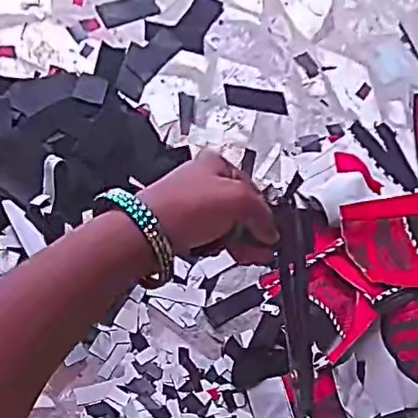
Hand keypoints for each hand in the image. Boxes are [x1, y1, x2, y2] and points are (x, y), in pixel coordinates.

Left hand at [139, 151, 277, 263]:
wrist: (145, 233)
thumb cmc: (180, 207)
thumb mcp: (238, 200)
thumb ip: (262, 213)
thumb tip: (270, 231)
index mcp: (215, 163)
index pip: (253, 187)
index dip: (265, 210)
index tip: (272, 230)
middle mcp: (200, 182)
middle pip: (238, 209)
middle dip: (252, 230)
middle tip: (262, 247)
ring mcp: (188, 206)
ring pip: (223, 226)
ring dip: (237, 242)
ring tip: (247, 254)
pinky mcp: (179, 229)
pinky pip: (206, 239)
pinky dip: (217, 247)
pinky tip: (221, 253)